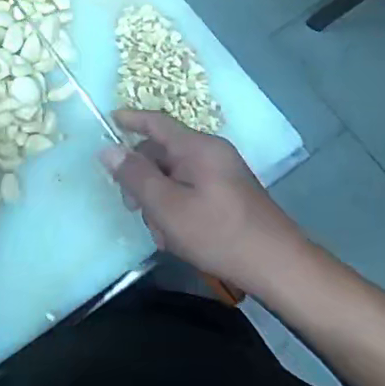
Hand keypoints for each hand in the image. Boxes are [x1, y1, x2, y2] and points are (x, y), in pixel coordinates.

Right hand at [102, 109, 311, 285]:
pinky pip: (190, 190)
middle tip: (131, 209)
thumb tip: (108, 149)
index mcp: (197, 148)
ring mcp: (222, 174)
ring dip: (158, 200)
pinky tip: (176, 237)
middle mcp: (211, 153)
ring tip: (161, 233)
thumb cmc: (218, 233)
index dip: (130, 120)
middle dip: (141, 178)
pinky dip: (176, 208)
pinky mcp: (228, 194)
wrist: (277, 265)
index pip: (156, 122)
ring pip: (173, 175)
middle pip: (162, 152)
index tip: (107, 121)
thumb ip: (135, 176)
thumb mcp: (167, 206)